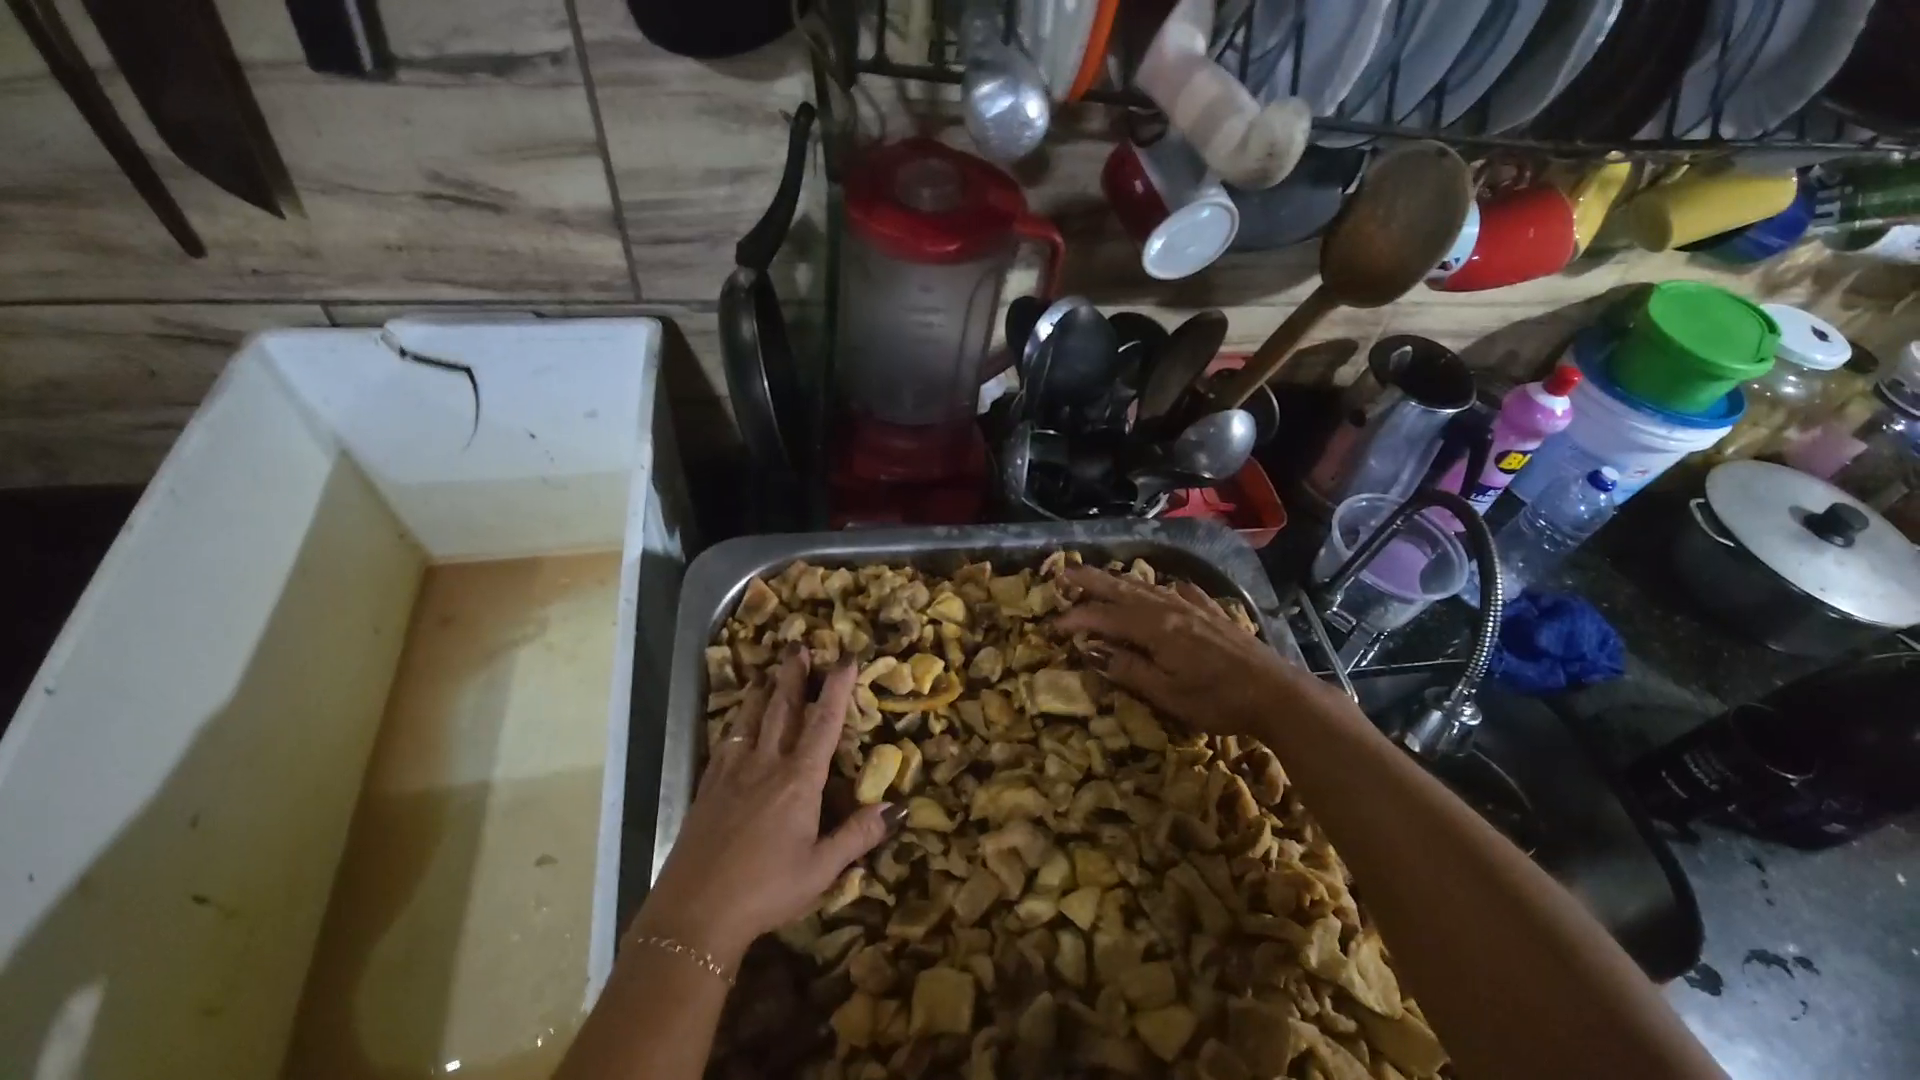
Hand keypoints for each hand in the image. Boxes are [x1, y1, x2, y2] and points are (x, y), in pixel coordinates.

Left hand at [630, 650, 898, 967]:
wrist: (696, 911)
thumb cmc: (767, 890)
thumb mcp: (821, 869)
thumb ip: (857, 836)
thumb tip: (896, 808)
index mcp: (799, 781)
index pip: (824, 724)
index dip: (837, 689)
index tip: (845, 657)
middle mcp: (766, 765)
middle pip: (782, 710)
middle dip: (793, 677)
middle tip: (798, 645)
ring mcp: (732, 774)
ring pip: (750, 721)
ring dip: (762, 692)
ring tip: (767, 671)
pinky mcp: (707, 788)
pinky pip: (726, 743)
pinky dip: (736, 724)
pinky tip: (736, 725)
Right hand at [1054, 564, 1348, 739]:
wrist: (1276, 692)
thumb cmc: (1217, 700)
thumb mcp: (1166, 694)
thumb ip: (1127, 670)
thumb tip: (1090, 650)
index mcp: (1155, 628)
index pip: (1105, 617)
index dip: (1076, 618)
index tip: (1051, 625)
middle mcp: (1170, 609)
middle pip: (1123, 590)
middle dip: (1091, 582)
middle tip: (1063, 574)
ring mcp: (1194, 608)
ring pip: (1148, 587)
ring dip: (1119, 581)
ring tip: (1100, 576)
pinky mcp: (1214, 614)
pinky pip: (1180, 591)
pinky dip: (1162, 587)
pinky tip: (1165, 587)